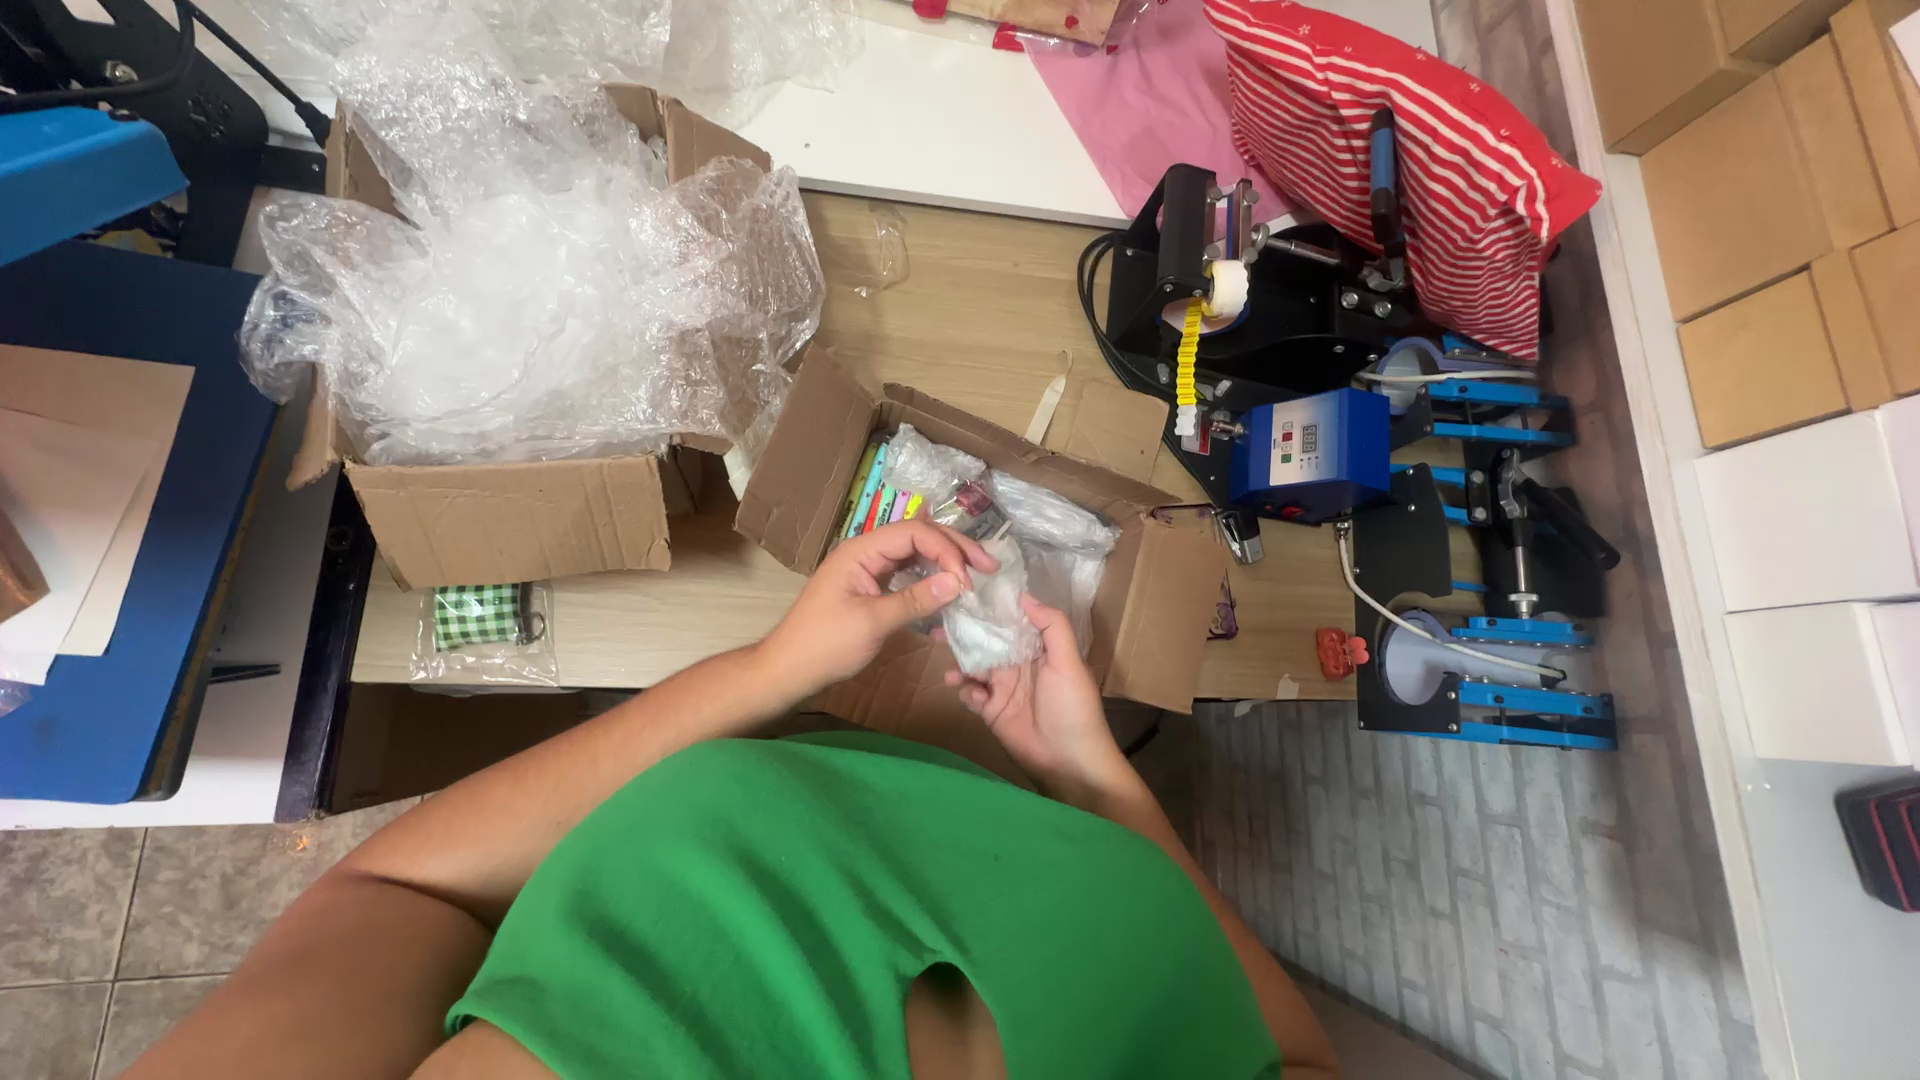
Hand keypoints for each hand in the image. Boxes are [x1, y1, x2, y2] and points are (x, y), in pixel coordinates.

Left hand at [759, 520, 998, 701]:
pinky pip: (907, 574)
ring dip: (946, 562)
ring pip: (916, 554)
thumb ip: (916, 600)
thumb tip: (958, 582)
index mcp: (862, 550)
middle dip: (955, 549)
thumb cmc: (824, 644)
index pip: (915, 532)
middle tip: (990, 565)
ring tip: (976, 575)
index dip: (947, 551)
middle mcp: (867, 551)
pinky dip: (931, 580)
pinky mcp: (872, 587)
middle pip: (919, 537)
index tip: (967, 580)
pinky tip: (950, 591)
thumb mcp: (873, 622)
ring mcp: (869, 569)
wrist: (788, 669)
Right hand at [941, 594, 1133, 802]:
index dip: (989, 609)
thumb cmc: (1073, 707)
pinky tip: (967, 693)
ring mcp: (1003, 688)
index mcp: (1037, 648)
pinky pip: (970, 695)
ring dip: (959, 663)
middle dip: (964, 634)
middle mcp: (1018, 664)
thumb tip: (1023, 596)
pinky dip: (964, 691)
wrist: (1069, 760)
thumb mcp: (1069, 662)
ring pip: (974, 666)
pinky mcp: (991, 711)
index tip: (964, 594)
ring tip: (949, 668)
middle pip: (986, 642)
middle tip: (937, 627)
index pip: (1009, 622)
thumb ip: (1052, 626)